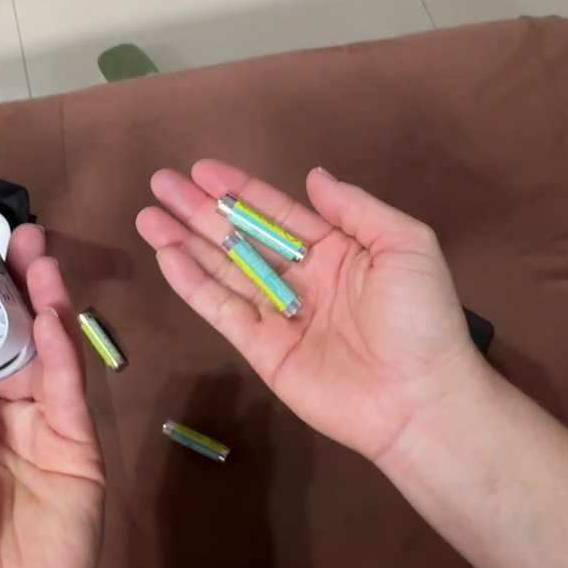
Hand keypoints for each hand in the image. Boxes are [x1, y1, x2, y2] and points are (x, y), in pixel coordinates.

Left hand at [0, 224, 103, 567]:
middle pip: (3, 337)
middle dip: (6, 287)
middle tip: (13, 235)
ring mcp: (40, 426)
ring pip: (41, 352)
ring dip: (40, 302)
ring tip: (38, 254)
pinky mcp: (79, 442)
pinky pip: (68, 386)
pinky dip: (62, 347)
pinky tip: (53, 311)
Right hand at [136, 161, 489, 460]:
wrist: (418, 398)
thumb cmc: (420, 317)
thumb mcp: (405, 245)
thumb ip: (357, 209)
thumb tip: (315, 176)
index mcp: (338, 251)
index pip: (279, 213)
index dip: (241, 190)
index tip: (202, 169)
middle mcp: (304, 279)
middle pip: (242, 238)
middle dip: (201, 211)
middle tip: (160, 183)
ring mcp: (281, 316)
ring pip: (224, 271)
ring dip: (186, 243)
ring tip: (148, 215)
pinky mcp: (263, 351)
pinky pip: (223, 311)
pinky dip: (193, 285)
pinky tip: (167, 256)